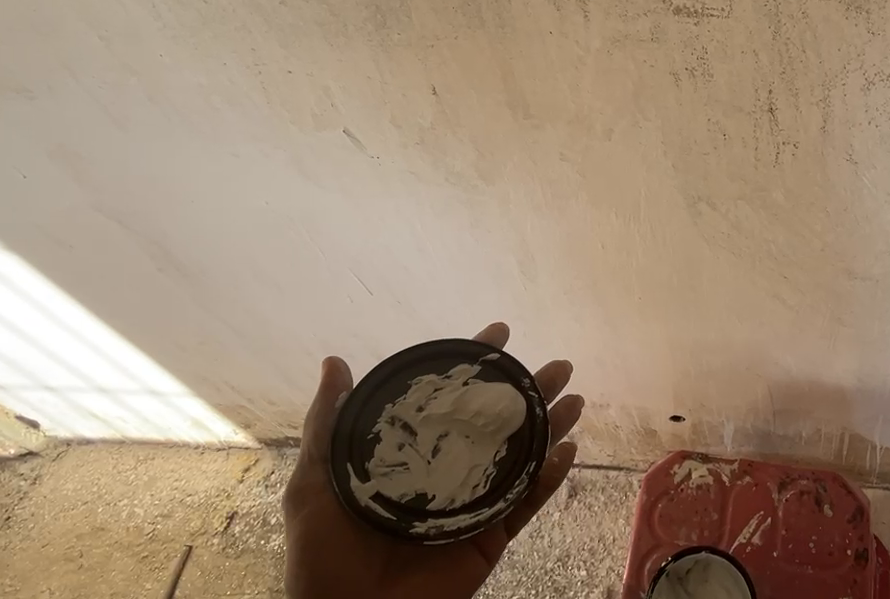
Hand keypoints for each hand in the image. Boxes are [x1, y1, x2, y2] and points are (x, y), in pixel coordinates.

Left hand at [282, 323, 583, 598]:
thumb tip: (335, 362)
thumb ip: (328, 424)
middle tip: (559, 366)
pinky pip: (526, 505)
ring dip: (551, 427)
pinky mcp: (489, 538)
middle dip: (530, 392)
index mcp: (415, 453)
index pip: (451, 398)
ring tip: (575, 399)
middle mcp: (450, 470)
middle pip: (498, 423)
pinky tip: (567, 451)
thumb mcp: (315, 483)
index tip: (502, 333)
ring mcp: (474, 504)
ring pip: (523, 457)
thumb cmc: (323, 556)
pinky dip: (550, 479)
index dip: (477, 364)